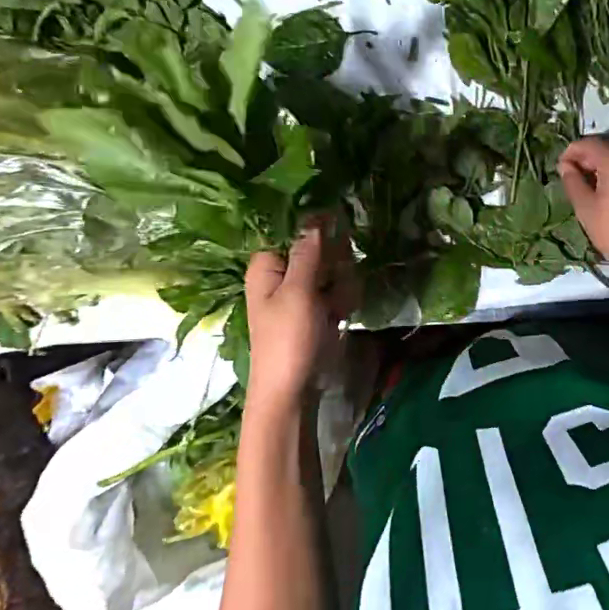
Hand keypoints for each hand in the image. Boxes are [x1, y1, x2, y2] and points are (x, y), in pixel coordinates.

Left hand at [243, 218, 355, 403]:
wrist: (290, 391)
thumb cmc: (287, 339)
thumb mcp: (298, 292)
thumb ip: (308, 252)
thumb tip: (315, 218)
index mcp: (266, 265)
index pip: (294, 230)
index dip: (318, 229)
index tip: (339, 231)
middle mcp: (281, 274)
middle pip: (318, 249)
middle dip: (334, 264)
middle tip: (335, 284)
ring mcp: (300, 293)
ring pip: (332, 271)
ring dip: (342, 285)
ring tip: (337, 308)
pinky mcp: (315, 310)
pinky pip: (335, 292)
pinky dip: (341, 301)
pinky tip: (341, 316)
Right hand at [557, 137, 608, 282]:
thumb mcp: (585, 207)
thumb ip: (572, 181)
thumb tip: (565, 166)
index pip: (587, 143)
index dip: (569, 153)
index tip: (560, 170)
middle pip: (603, 146)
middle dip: (584, 157)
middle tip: (571, 176)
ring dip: (598, 164)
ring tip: (585, 184)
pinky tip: (604, 188)